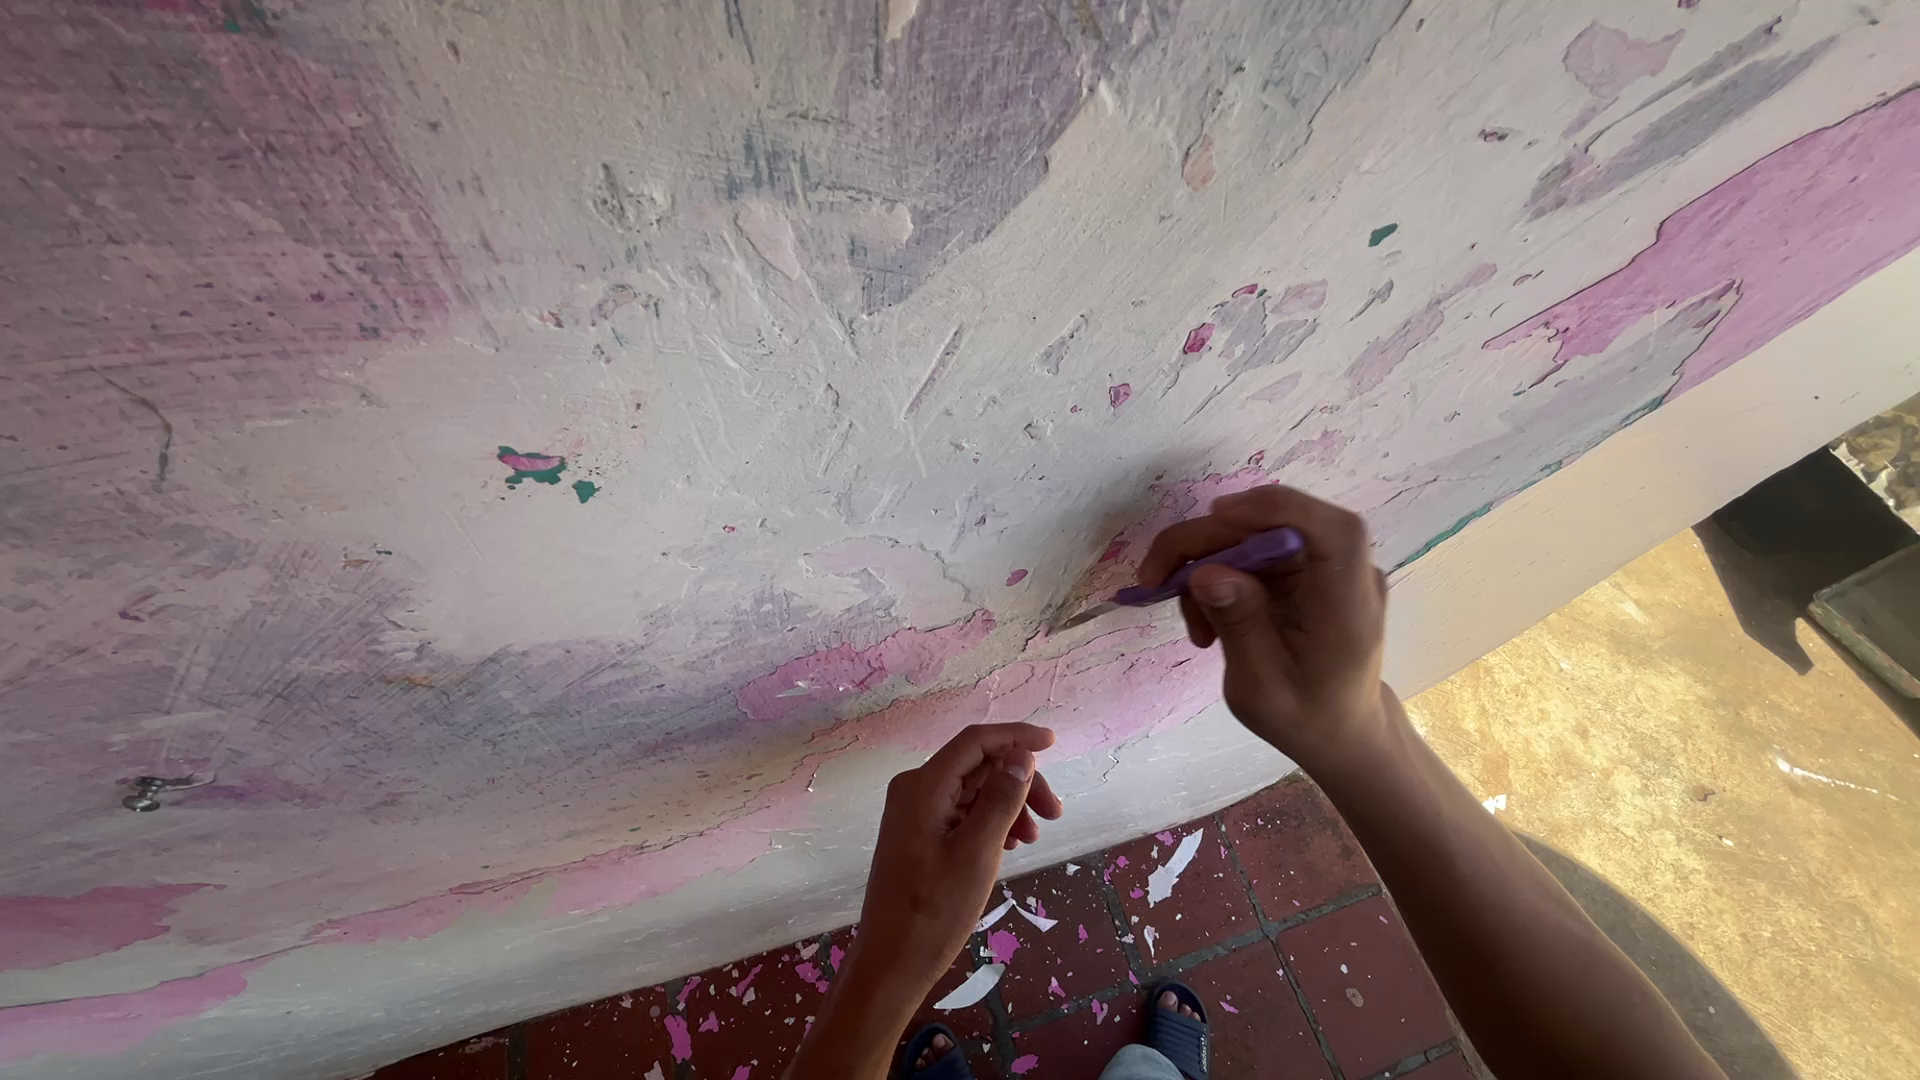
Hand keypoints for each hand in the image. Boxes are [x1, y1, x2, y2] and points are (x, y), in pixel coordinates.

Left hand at [848, 723, 1063, 986]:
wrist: (892, 963)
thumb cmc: (935, 910)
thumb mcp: (979, 852)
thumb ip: (1002, 798)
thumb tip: (1022, 754)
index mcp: (923, 785)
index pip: (975, 741)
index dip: (1016, 736)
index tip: (1053, 742)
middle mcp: (915, 788)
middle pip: (977, 766)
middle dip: (1018, 781)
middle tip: (1054, 814)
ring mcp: (915, 810)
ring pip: (973, 789)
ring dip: (1008, 804)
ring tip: (1032, 840)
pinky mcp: (919, 832)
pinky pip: (962, 810)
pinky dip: (990, 820)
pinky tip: (1009, 845)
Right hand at [1136, 485, 1388, 766]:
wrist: (1337, 732)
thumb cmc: (1304, 718)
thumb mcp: (1261, 687)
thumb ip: (1238, 625)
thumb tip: (1204, 572)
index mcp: (1348, 606)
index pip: (1333, 531)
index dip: (1277, 510)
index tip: (1216, 517)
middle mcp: (1341, 574)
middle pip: (1273, 525)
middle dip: (1206, 540)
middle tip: (1153, 576)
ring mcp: (1320, 570)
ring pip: (1252, 537)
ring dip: (1205, 568)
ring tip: (1194, 626)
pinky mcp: (1300, 573)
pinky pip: (1250, 556)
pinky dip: (1217, 580)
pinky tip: (1207, 622)